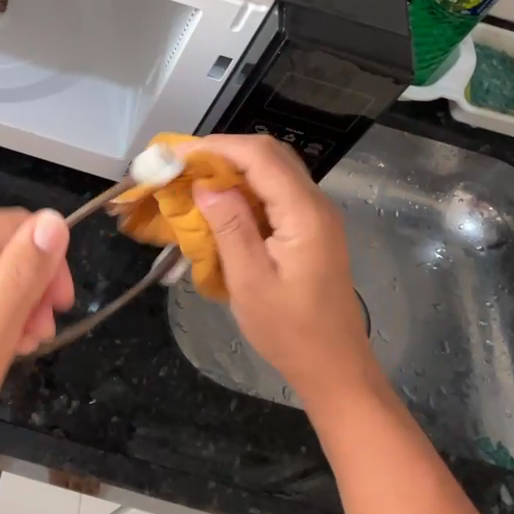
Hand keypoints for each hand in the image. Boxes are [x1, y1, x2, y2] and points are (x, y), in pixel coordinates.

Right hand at [189, 135, 381, 409]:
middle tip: (183, 164)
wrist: (335, 366)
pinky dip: (246, 185)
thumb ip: (229, 226)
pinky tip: (221, 201)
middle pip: (270, 154)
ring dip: (234, 166)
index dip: (218, 146)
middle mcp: (316, 204)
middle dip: (224, 151)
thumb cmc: (290, 330)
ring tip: (195, 178)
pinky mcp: (311, 227)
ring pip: (274, 168)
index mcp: (304, 213)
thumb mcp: (250, 281)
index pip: (260, 156)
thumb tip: (204, 185)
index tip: (178, 154)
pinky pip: (277, 190)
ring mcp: (317, 215)